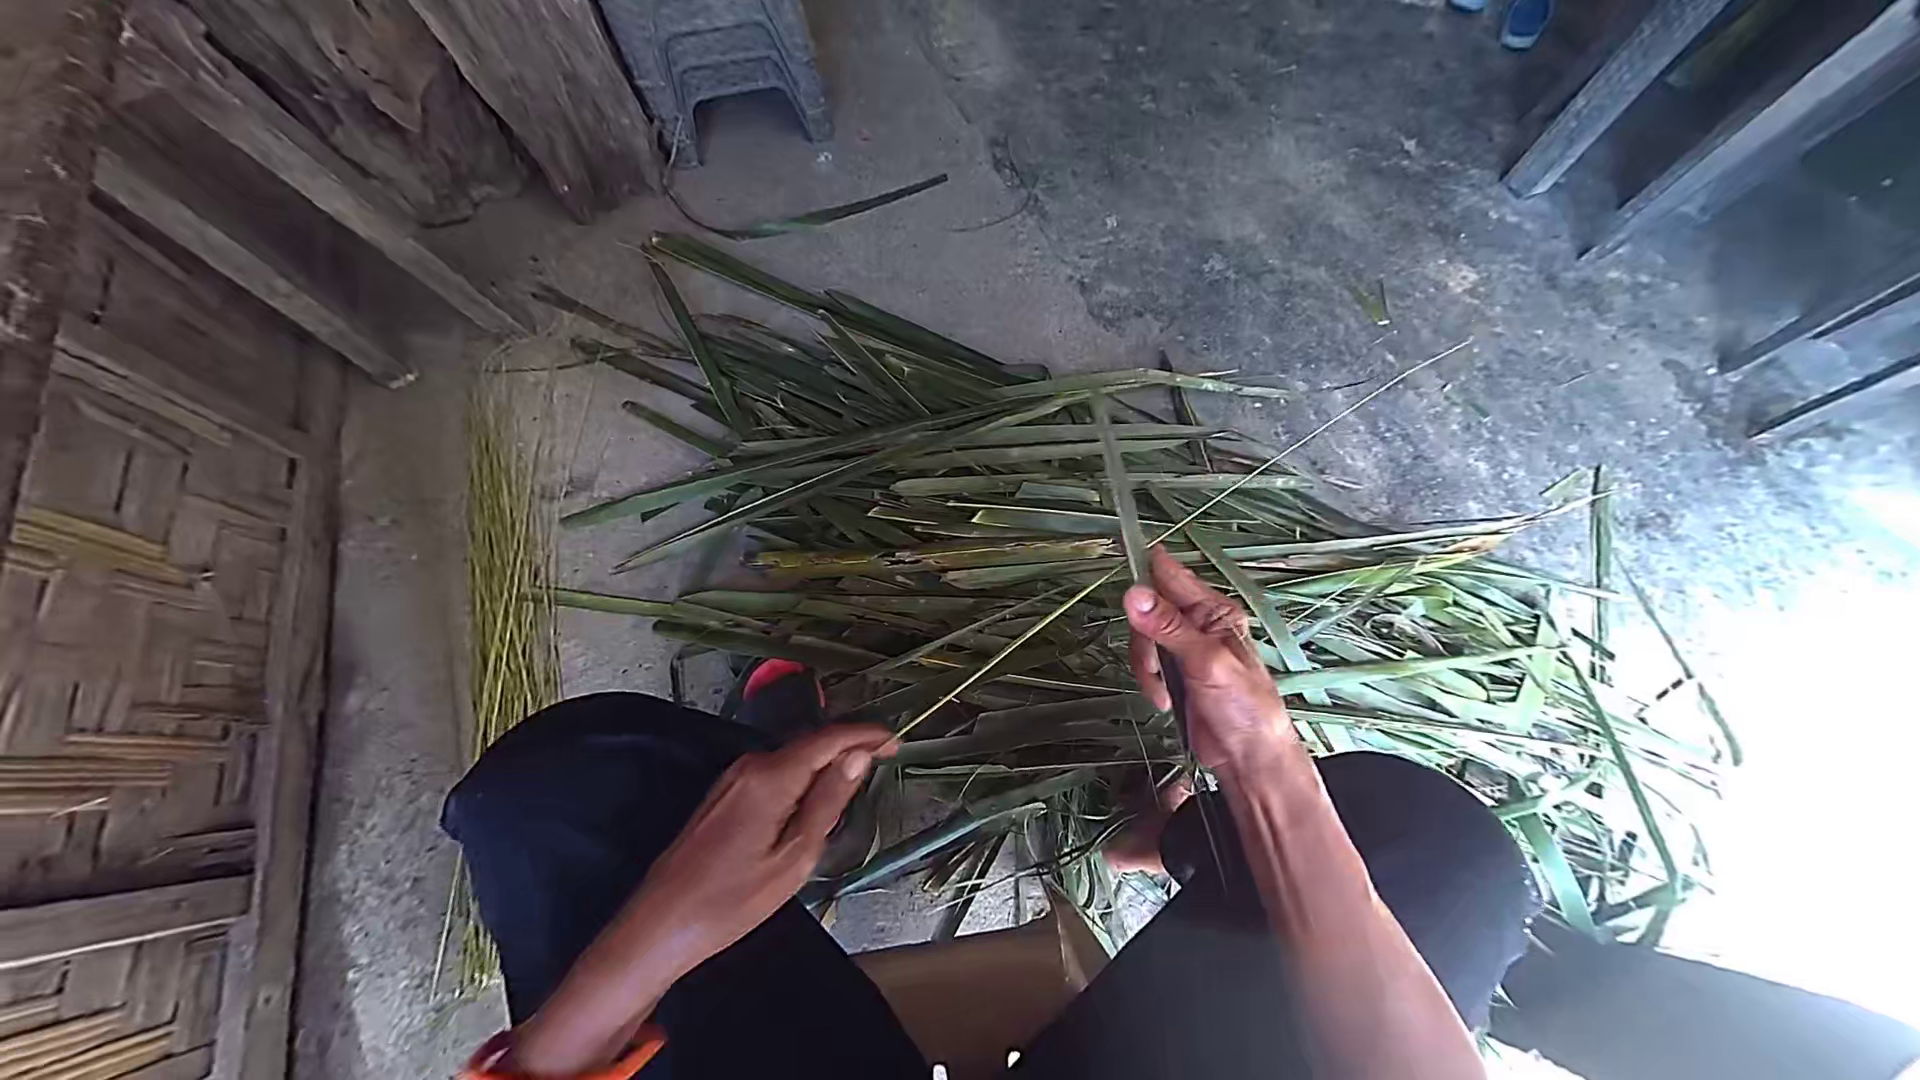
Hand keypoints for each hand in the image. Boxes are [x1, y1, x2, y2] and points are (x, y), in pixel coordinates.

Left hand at [626, 724, 897, 974]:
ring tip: (853, 784)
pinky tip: (812, 800)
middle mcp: (750, 765)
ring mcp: (733, 777)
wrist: (657, 927)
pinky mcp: (723, 793)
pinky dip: (801, 777)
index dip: (865, 735)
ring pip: (792, 759)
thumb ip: (828, 800)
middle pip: (810, 745)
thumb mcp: (794, 857)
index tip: (895, 740)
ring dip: (824, 765)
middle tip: (882, 763)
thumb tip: (859, 754)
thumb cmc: (731, 901)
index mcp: (771, 777)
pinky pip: (774, 772)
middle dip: (847, 749)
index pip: (829, 739)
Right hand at [1125, 545, 1296, 772]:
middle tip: (1152, 663)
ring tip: (1161, 689)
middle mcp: (1198, 623)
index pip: (1171, 575)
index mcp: (1214, 611)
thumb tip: (1133, 593)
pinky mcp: (1173, 671)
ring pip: (1142, 637)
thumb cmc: (1243, 706)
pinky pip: (1145, 662)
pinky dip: (1148, 679)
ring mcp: (1184, 648)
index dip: (1145, 569)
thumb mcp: (1205, 661)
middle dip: (1142, 637)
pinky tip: (1163, 698)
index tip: (1118, 563)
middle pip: (1148, 609)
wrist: (1248, 758)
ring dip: (1144, 664)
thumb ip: (1167, 626)